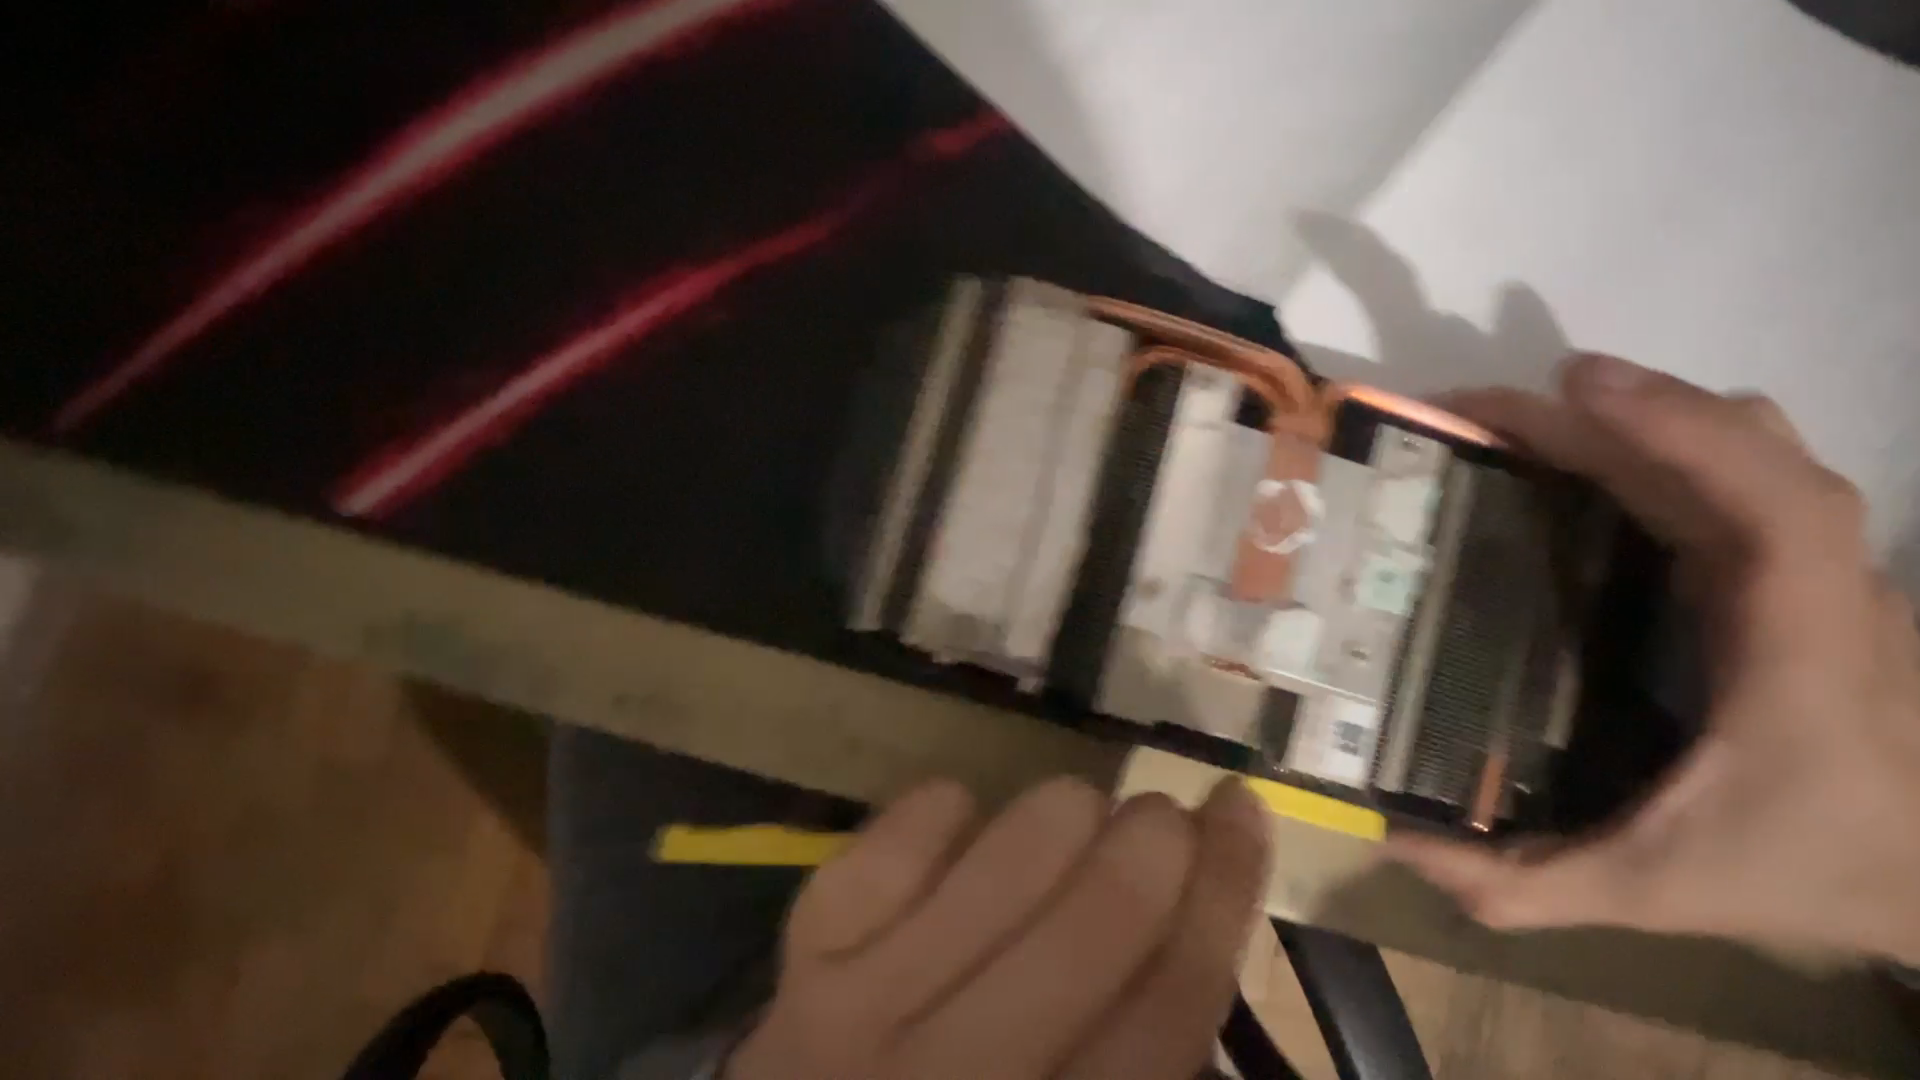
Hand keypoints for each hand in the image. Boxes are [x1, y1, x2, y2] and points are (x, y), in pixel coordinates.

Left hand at [724, 775, 1269, 1079]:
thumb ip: (1147, 1037)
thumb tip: (1200, 898)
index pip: (1175, 995)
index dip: (1225, 884)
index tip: (1241, 807)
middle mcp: (969, 1069)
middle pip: (1102, 915)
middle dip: (1155, 834)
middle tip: (1159, 817)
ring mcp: (871, 1007)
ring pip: (1009, 857)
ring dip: (1063, 810)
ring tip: (1073, 817)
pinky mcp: (808, 952)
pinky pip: (897, 841)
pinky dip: (945, 810)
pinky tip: (963, 823)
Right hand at [1390, 354, 1919, 963]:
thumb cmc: (1805, 869)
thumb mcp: (1654, 893)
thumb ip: (1522, 885)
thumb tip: (1391, 835)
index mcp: (1801, 650)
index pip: (1777, 506)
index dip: (1681, 432)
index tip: (1575, 385)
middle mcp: (1817, 588)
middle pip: (1743, 452)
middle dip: (1609, 412)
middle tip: (1480, 411)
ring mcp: (1807, 572)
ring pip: (1745, 450)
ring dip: (1632, 418)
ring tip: (1517, 420)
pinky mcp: (1782, 574)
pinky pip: (1725, 481)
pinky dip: (1646, 448)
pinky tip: (1565, 465)